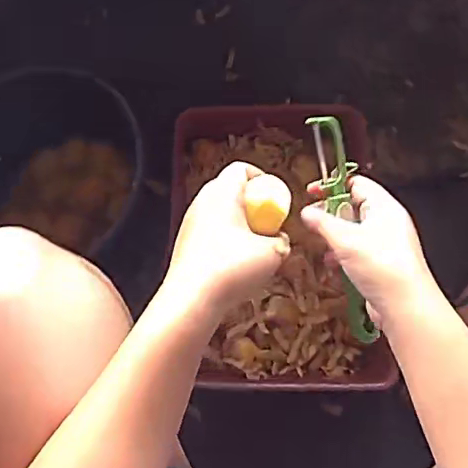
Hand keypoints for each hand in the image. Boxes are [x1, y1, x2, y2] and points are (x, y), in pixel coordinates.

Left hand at [164, 162, 290, 311]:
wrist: (191, 299)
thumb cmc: (230, 270)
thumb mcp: (273, 253)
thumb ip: (281, 240)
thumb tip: (279, 239)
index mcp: (223, 191)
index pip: (242, 168)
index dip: (263, 181)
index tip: (275, 201)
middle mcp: (203, 199)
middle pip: (231, 189)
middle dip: (253, 206)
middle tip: (267, 226)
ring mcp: (191, 219)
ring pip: (221, 211)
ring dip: (239, 225)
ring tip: (253, 249)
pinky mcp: (186, 239)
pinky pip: (211, 230)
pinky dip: (225, 240)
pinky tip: (234, 265)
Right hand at [301, 175, 438, 324]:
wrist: (406, 308)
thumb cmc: (384, 269)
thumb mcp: (344, 239)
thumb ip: (323, 222)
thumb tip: (308, 212)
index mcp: (384, 207)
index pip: (356, 183)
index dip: (333, 185)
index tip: (314, 192)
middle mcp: (389, 222)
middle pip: (354, 206)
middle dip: (332, 213)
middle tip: (315, 219)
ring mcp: (388, 243)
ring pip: (355, 229)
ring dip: (336, 236)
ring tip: (324, 243)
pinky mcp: (384, 263)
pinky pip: (360, 250)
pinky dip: (345, 254)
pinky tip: (335, 264)